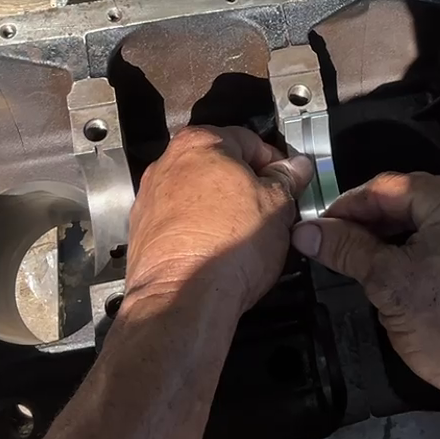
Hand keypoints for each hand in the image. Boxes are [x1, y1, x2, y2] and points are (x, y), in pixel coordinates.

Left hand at [124, 126, 313, 318]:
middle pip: (221, 165)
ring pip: (199, 194)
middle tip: (271, 210)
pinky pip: (181, 220)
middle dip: (247, 186)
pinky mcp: (143, 231)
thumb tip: (296, 168)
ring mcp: (152, 197)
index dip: (275, 163)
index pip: (250, 140)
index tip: (288, 182)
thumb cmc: (225, 248)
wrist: (182, 298)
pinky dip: (199, 229)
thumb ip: (288, 179)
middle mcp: (169, 163)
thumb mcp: (278, 206)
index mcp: (201, 143)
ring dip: (222, 209)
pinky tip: (219, 251)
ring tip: (245, 236)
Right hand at [291, 172, 439, 406]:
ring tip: (359, 263)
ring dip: (391, 240)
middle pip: (407, 201)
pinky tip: (396, 275)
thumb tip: (307, 231)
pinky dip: (418, 253)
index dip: (346, 208)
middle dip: (367, 225)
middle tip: (333, 248)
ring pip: (426, 223)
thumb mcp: (389, 283)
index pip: (386, 187)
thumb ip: (347, 249)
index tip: (317, 229)